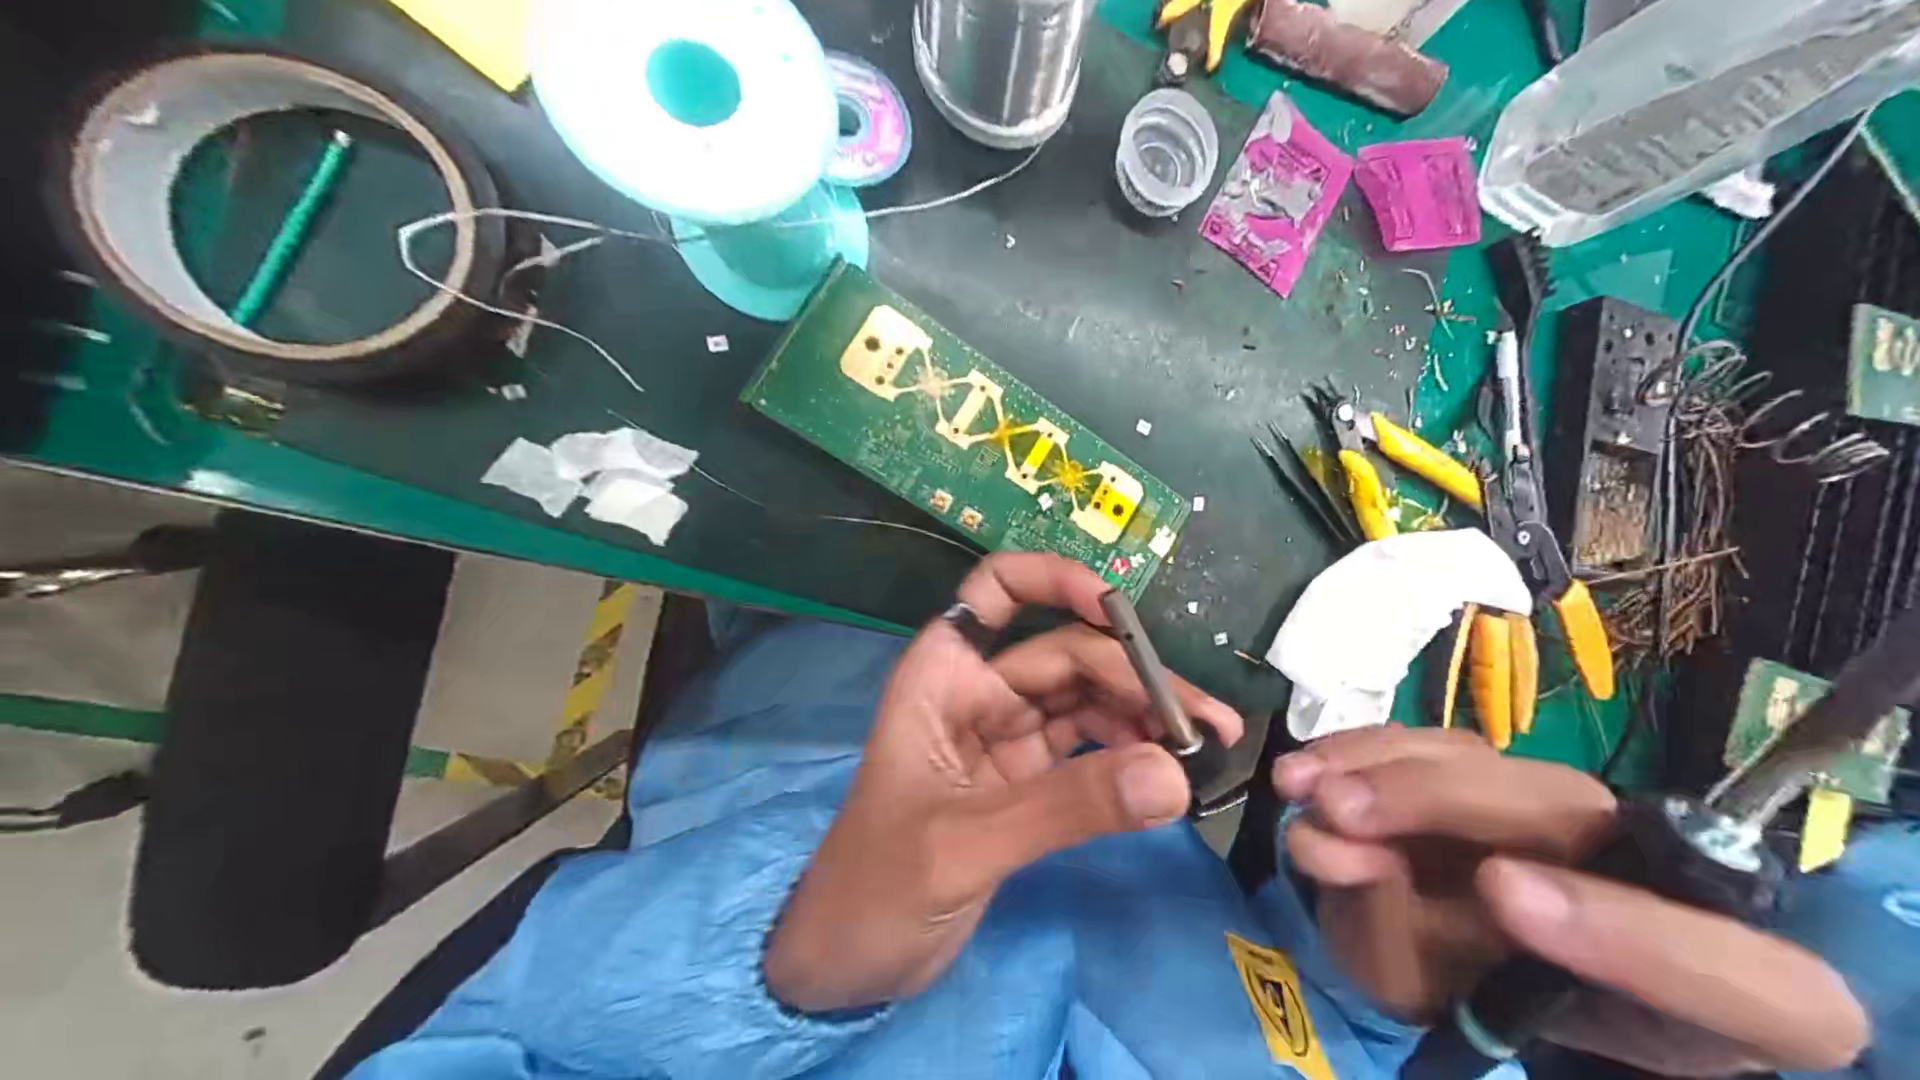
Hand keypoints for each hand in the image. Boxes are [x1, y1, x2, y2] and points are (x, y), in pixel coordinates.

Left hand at [764, 554, 1243, 1012]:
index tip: (1117, 607)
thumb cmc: (878, 886)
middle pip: (1066, 652)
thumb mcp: (966, 843)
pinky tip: (1168, 772)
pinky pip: (1090, 744)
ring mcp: (1006, 732)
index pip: (996, 589)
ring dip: (1143, 714)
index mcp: (943, 674)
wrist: (850, 958)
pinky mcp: (1028, 777)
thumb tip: (1172, 775)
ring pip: (1086, 697)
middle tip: (1205, 721)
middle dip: (1135, 674)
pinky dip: (1129, 752)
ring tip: (1206, 746)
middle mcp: (978, 689)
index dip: (1053, 578)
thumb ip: (1066, 807)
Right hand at [1274, 727, 1867, 1075]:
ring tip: (1297, 784)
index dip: (1626, 934)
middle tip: (1336, 808)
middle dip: (1435, 801)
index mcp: (1721, 996)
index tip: (1500, 894)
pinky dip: (1357, 747)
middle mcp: (1655, 874)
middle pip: (1563, 807)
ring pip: (1477, 757)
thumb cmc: (1467, 999)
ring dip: (1376, 763)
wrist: (1480, 956)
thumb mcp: (1442, 1003)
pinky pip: (1423, 739)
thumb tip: (1329, 843)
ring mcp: (1563, 803)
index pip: (1735, 976)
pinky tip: (1307, 767)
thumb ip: (1397, 936)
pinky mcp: (1491, 765)